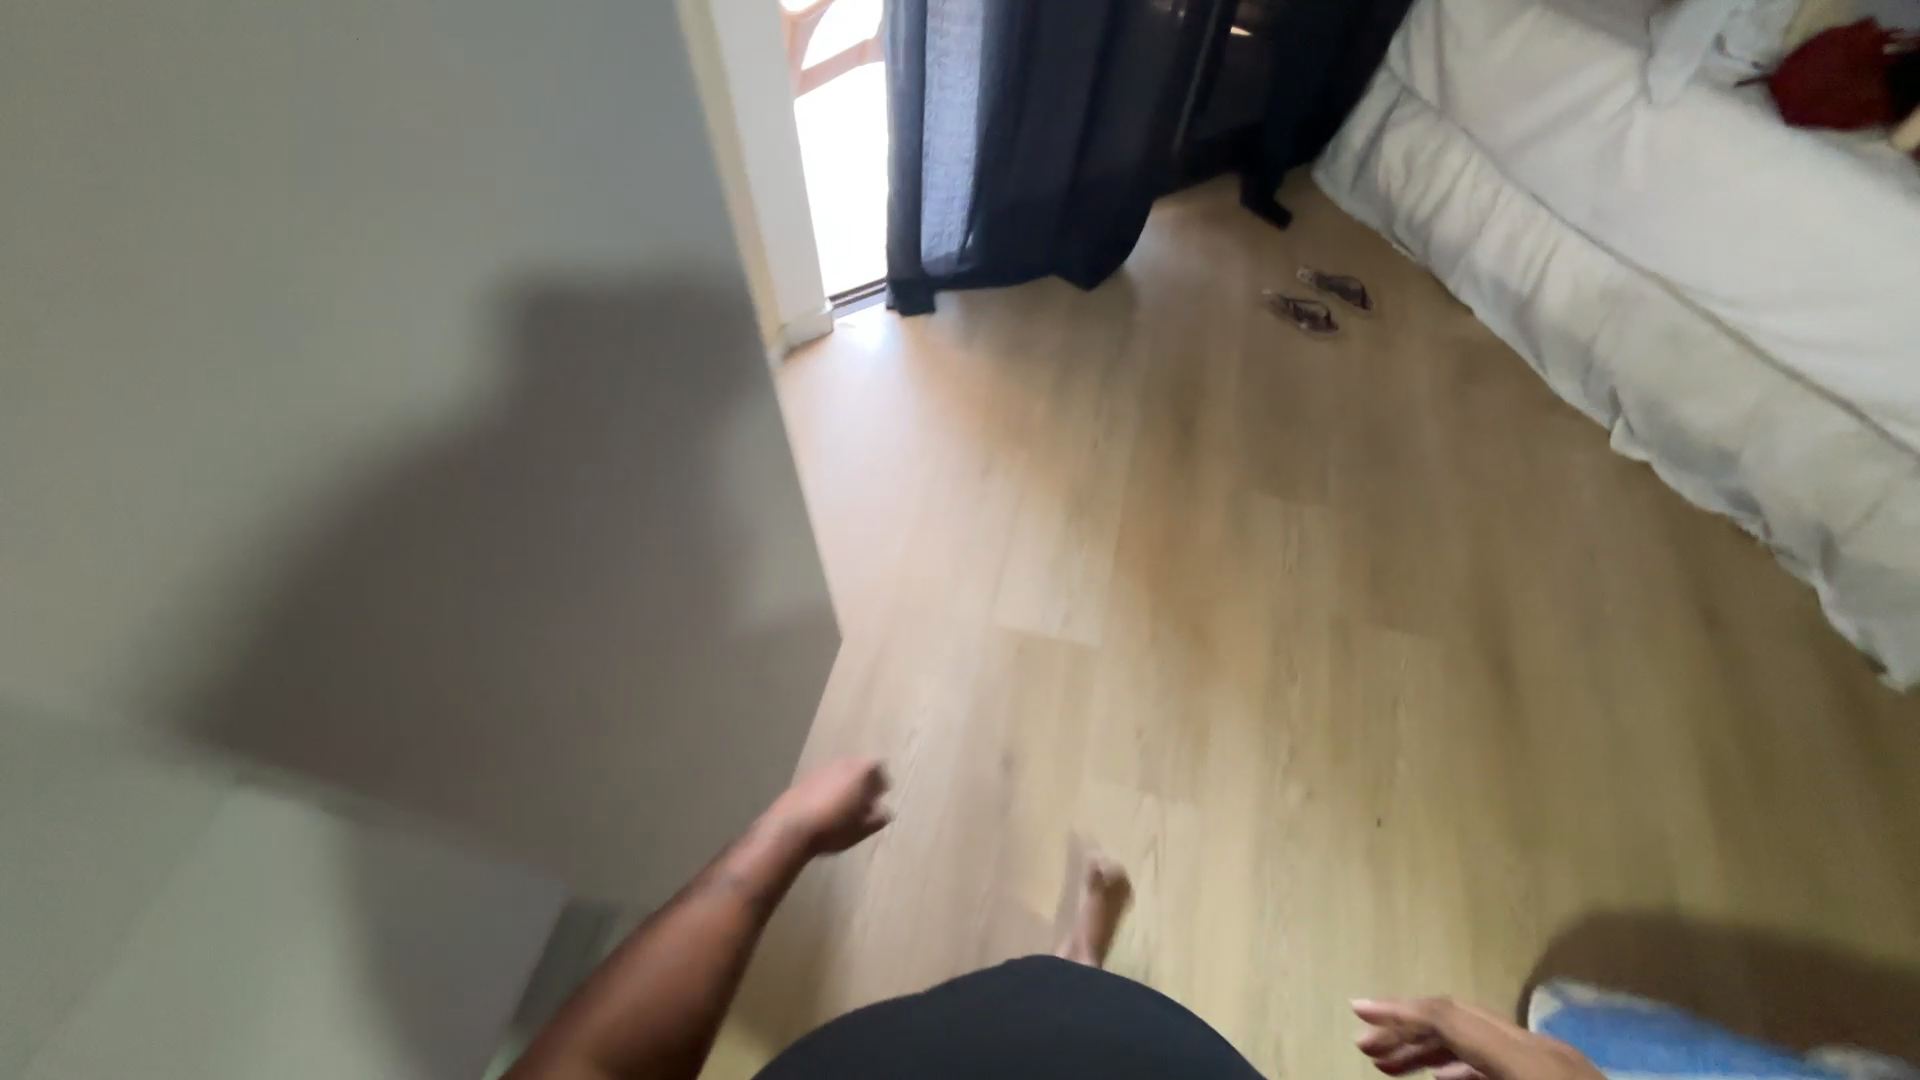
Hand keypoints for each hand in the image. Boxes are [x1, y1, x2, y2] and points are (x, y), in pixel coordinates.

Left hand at [764, 757, 892, 854]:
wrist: (791, 827)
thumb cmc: (834, 827)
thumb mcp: (863, 828)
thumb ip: (879, 818)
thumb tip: (885, 812)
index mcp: (862, 770)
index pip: (879, 768)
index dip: (882, 784)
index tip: (880, 798)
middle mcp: (843, 762)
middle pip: (859, 767)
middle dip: (863, 782)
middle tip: (864, 802)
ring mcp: (822, 767)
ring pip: (841, 772)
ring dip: (845, 785)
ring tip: (844, 807)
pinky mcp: (805, 776)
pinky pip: (825, 779)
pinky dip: (829, 788)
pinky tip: (825, 807)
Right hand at [1354, 998, 1604, 1079]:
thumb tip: (1422, 1077)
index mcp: (1532, 1065)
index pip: (1448, 1018)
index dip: (1395, 1012)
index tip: (1354, 1011)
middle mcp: (1546, 1053)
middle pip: (1461, 1021)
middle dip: (1408, 1032)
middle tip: (1365, 1050)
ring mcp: (1563, 1067)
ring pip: (1481, 1039)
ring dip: (1433, 1051)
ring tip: (1392, 1069)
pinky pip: (1504, 1061)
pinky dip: (1466, 1068)